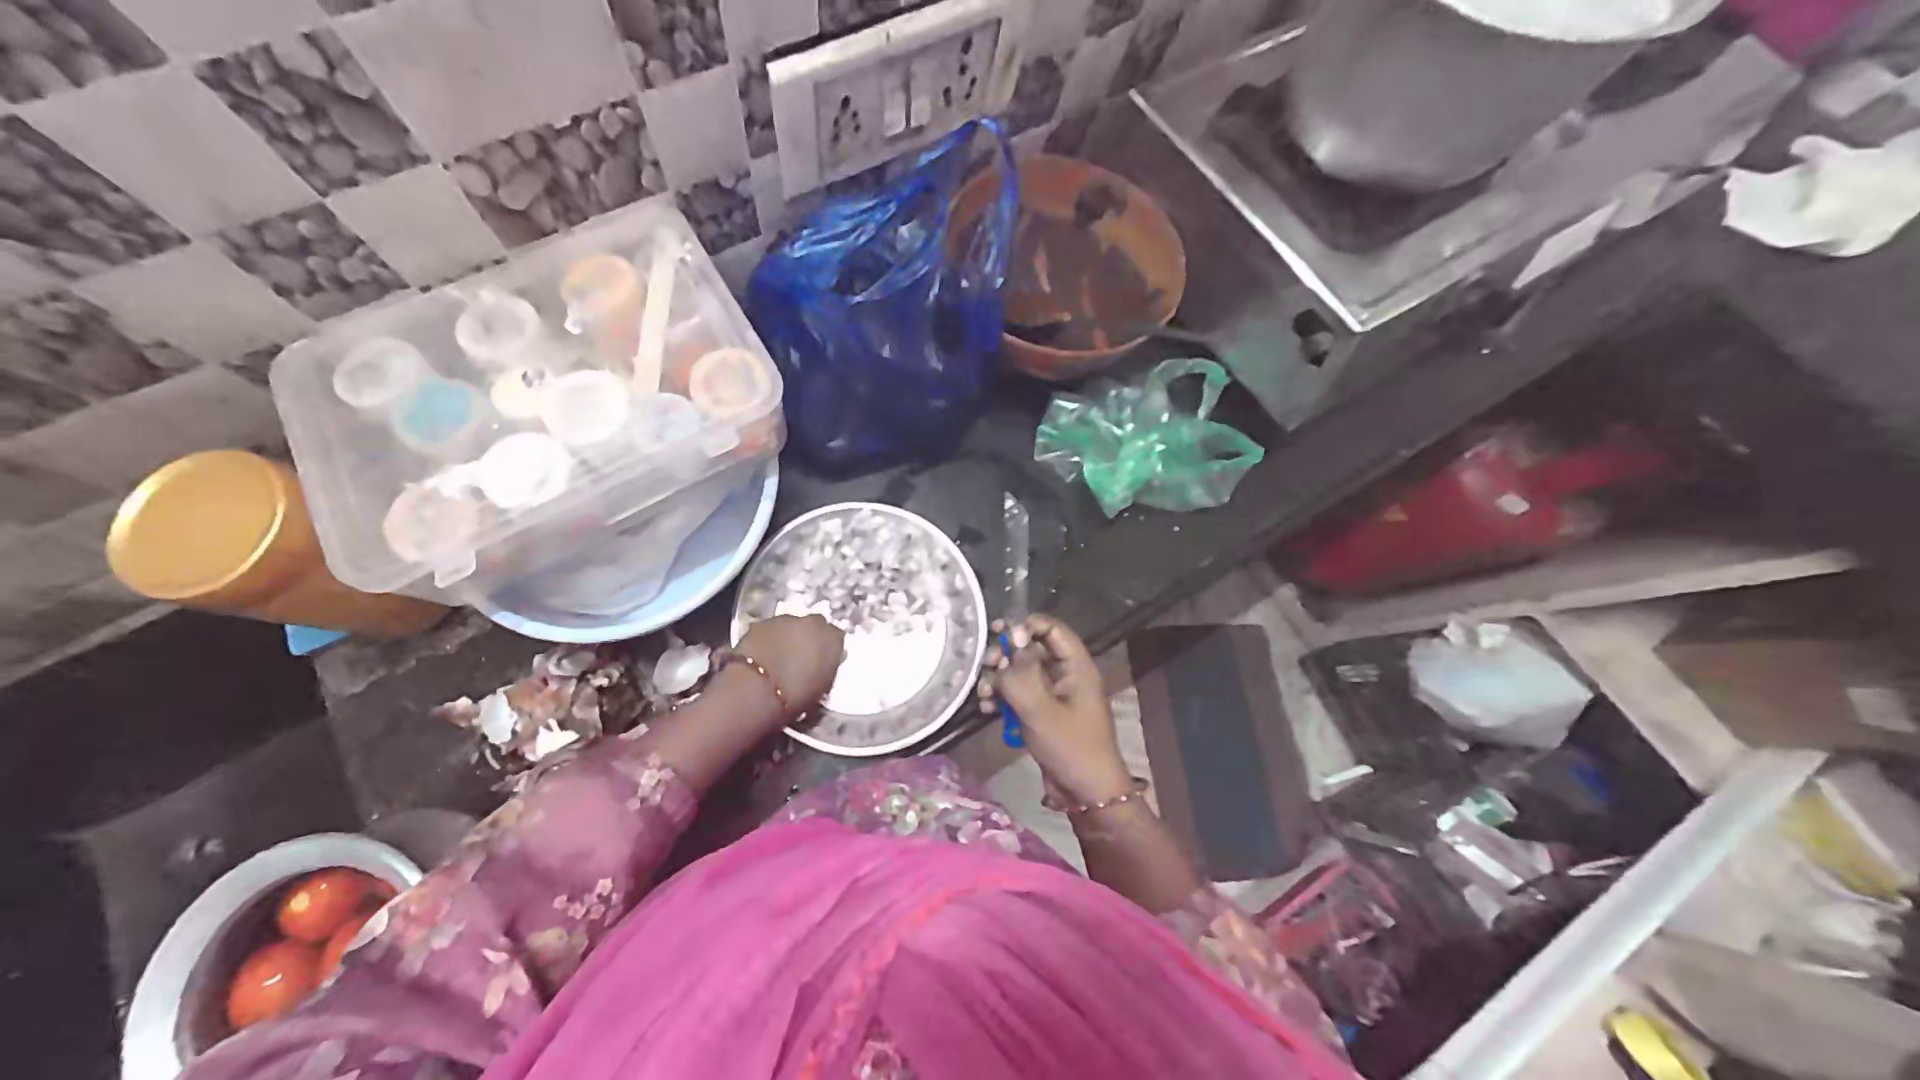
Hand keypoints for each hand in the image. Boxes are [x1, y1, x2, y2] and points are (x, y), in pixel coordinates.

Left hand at [736, 615, 844, 709]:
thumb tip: (821, 666)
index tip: (822, 662)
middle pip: (814, 626)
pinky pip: (769, 629)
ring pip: (791, 626)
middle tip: (800, 658)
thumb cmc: (796, 697)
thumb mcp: (822, 688)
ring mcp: (786, 619)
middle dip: (809, 638)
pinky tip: (762, 655)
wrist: (757, 690)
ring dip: (788, 637)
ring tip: (778, 657)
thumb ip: (826, 670)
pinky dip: (768, 639)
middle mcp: (813, 623)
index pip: (837, 638)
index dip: (828, 649)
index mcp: (833, 639)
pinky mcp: (761, 622)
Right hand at [978, 614, 1131, 805]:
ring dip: (999, 679)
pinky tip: (987, 709)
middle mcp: (1064, 674)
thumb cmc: (1070, 746)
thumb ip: (1020, 675)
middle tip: (986, 662)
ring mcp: (1052, 694)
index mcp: (1075, 666)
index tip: (1002, 636)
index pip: (1051, 628)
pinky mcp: (1041, 713)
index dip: (1026, 626)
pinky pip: (1018, 695)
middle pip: (1031, 648)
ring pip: (1020, 672)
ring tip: (984, 693)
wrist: (1086, 793)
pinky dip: (1002, 698)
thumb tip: (1007, 644)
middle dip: (1005, 654)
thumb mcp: (1041, 710)